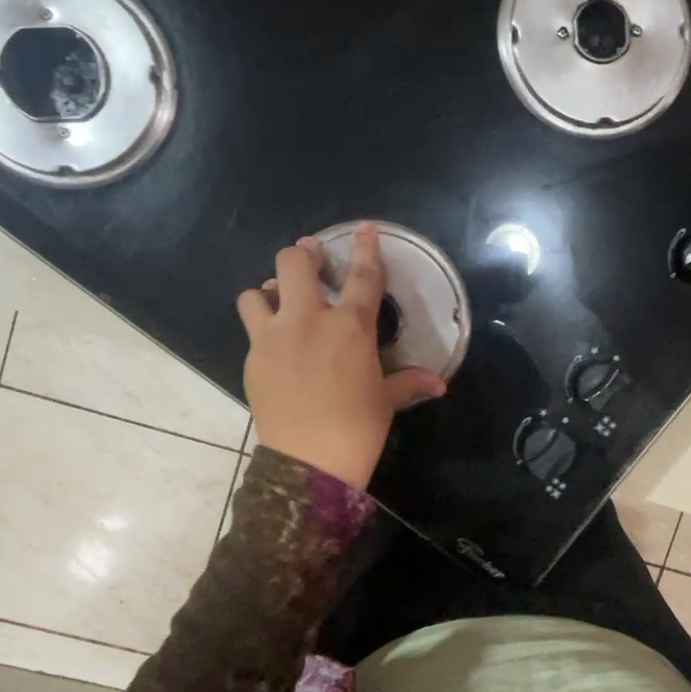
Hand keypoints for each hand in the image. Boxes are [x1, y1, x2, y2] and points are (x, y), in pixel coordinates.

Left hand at [236, 223, 447, 489]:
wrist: (309, 462)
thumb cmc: (358, 428)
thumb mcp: (386, 401)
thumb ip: (408, 383)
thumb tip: (438, 385)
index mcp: (350, 327)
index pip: (362, 276)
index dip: (365, 248)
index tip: (365, 229)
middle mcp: (308, 321)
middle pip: (293, 264)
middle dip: (303, 255)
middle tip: (312, 261)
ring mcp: (273, 338)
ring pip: (256, 292)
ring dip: (269, 291)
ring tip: (280, 301)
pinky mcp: (252, 358)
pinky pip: (252, 329)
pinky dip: (263, 328)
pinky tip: (277, 346)